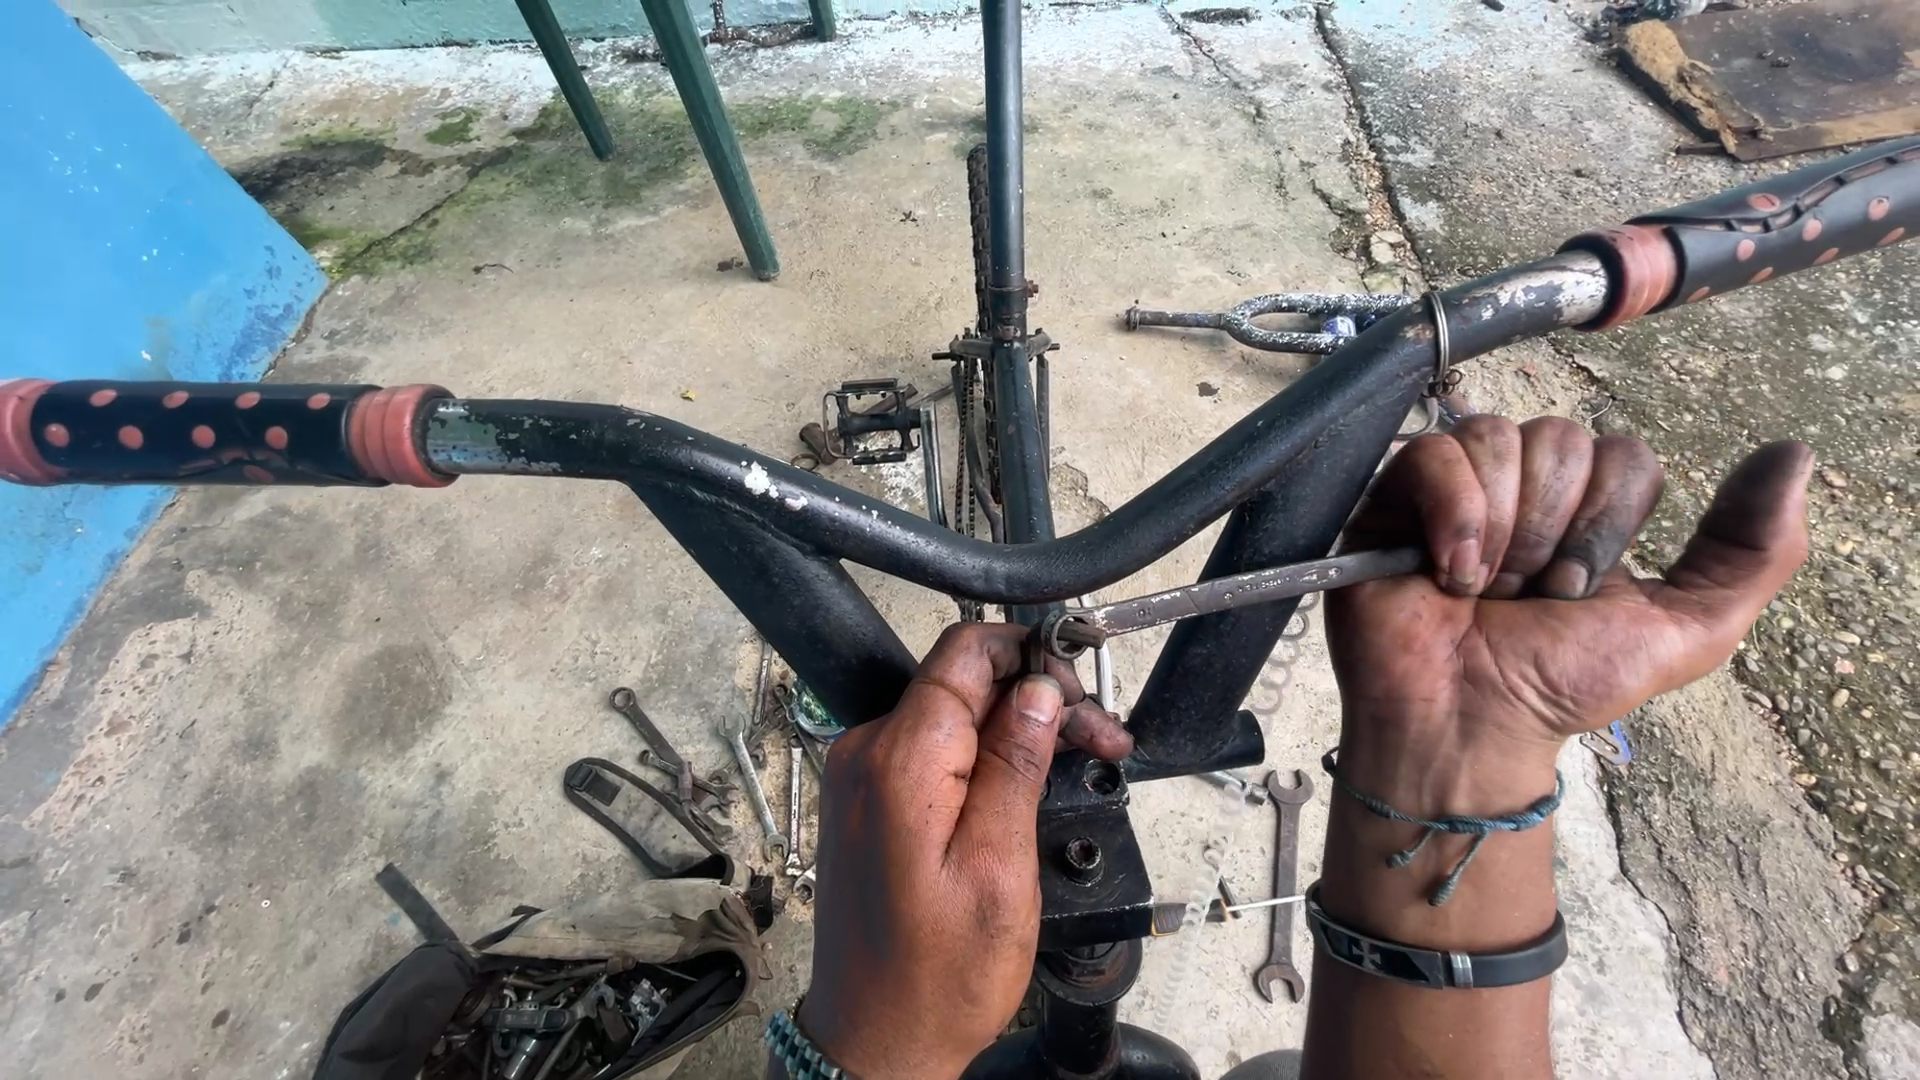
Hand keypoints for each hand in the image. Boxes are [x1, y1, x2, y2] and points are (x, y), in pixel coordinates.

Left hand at [797, 623, 1131, 1079]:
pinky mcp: (874, 793)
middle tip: (1100, 736)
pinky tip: (1027, 775)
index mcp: (900, 760)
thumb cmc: (937, 973)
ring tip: (1078, 757)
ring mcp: (866, 772)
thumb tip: (1039, 689)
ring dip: (1017, 726)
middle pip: (964, 682)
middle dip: (1036, 696)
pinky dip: (985, 751)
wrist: (876, 1039)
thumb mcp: (999, 866)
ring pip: (955, 712)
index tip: (1077, 683)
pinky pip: (936, 746)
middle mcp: (869, 750)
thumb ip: (1016, 764)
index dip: (1027, 652)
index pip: (964, 653)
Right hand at [1327, 414, 1811, 815]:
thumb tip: (1790, 452)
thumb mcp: (1684, 630)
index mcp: (1580, 513)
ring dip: (1499, 525)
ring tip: (1477, 584)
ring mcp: (1447, 492)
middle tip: (1522, 590)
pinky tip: (1444, 568)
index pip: (1619, 452)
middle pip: (1557, 437)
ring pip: (1492, 437)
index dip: (1606, 517)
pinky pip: (1429, 455)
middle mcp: (1514, 491)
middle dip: (1549, 526)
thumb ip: (1752, 552)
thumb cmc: (1558, 681)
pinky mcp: (1388, 499)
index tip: (1572, 590)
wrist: (1464, 715)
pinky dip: (1451, 512)